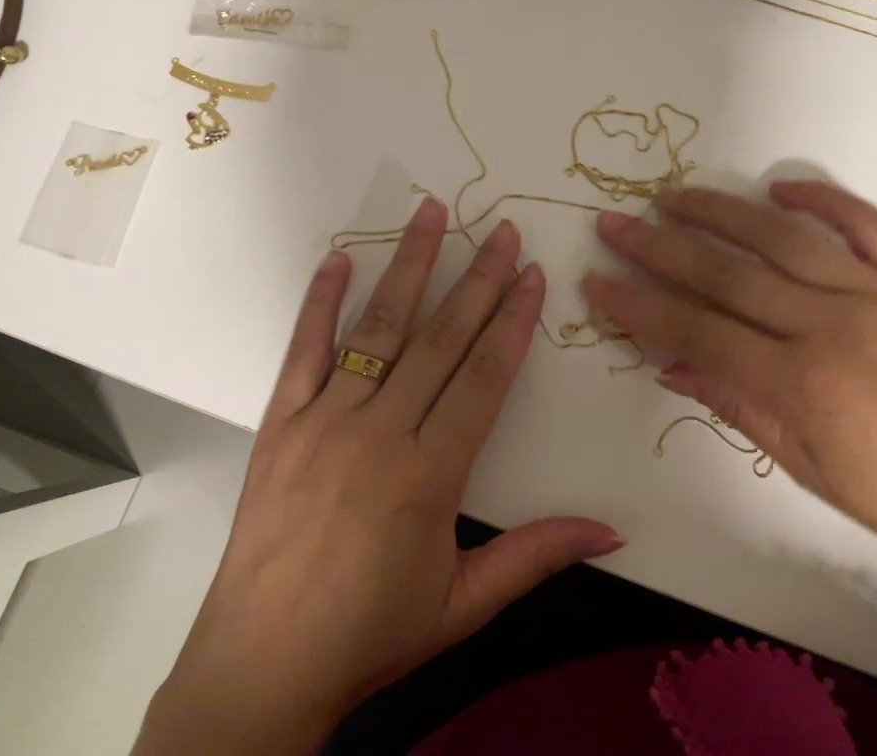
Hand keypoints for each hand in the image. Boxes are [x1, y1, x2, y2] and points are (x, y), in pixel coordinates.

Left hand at [139, 197, 622, 755]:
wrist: (262, 662)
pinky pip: (303, 351)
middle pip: (441, 340)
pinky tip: (338, 260)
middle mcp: (379, 431)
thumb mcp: (463, 604)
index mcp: (430, 473)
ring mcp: (323, 421)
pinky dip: (320, 302)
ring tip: (431, 214)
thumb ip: (535, 556)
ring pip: (377, 330)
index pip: (485, 377)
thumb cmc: (370, 635)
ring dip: (409, 268)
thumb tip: (613, 531)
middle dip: (477, 280)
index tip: (533, 276)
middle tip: (502, 231)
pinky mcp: (279, 424)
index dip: (514, 322)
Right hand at [581, 180, 876, 583]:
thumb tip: (675, 368)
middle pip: (728, 273)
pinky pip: (865, 224)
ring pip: (784, 238)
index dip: (640, 305)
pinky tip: (780, 187)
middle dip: (661, 247)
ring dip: (721, 212)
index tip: (599, 283)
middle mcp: (832, 323)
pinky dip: (821, 198)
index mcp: (802, 382)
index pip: (698, 330)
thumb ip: (742, 409)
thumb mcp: (816, 473)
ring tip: (673, 196)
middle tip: (615, 223)